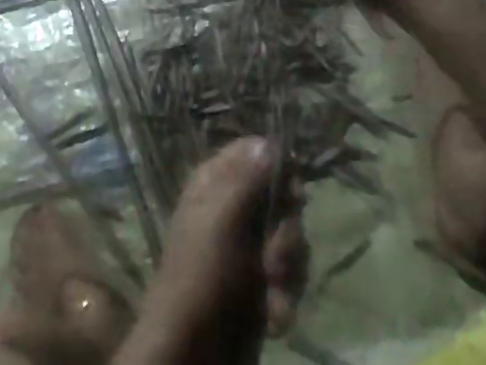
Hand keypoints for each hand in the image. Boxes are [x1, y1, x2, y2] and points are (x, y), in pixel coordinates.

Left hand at [113, 138, 306, 364]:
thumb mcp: (223, 218)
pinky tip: (274, 316)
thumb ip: (249, 178)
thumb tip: (271, 141)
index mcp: (214, 182)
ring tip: (272, 292)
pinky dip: (286, 295)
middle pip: (282, 196)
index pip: (254, 151)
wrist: (193, 352)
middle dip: (287, 232)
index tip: (292, 191)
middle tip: (274, 255)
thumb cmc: (202, 276)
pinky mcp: (261, 281)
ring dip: (289, 269)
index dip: (278, 167)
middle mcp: (232, 207)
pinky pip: (291, 273)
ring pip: (291, 237)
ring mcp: (247, 245)